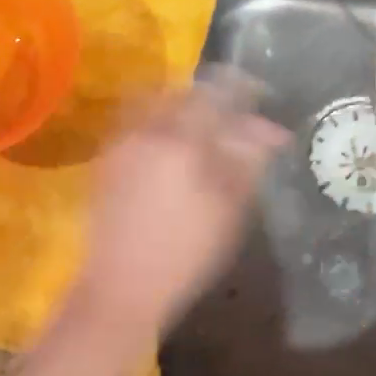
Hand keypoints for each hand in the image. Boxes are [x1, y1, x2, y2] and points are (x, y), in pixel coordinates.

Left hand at [69, 76, 288, 341]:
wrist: (122, 287)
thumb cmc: (186, 254)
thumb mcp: (229, 210)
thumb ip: (249, 160)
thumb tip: (269, 129)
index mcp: (183, 138)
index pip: (219, 91)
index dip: (245, 88)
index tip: (262, 95)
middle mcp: (148, 129)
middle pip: (184, 92)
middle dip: (212, 95)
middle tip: (233, 113)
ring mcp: (122, 142)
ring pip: (156, 102)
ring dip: (182, 105)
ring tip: (201, 125)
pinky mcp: (106, 159)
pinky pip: (135, 122)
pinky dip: (156, 121)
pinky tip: (170, 144)